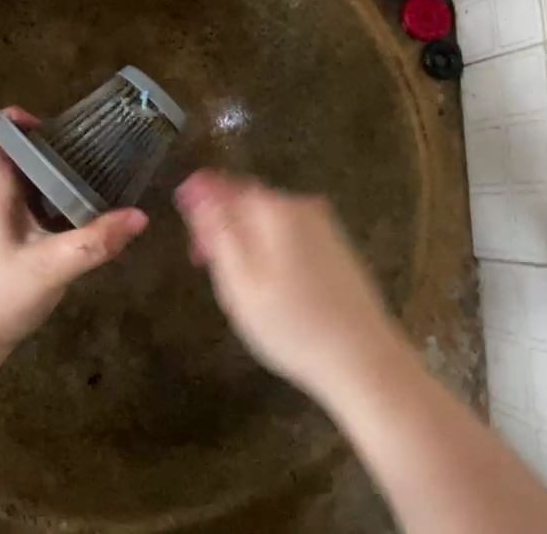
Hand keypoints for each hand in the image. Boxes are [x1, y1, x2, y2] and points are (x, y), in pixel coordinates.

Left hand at [0, 108, 148, 355]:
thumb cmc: (0, 295)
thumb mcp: (52, 268)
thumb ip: (94, 244)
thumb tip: (139, 216)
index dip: (11, 119)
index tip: (49, 125)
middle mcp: (2, 198)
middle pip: (18, 152)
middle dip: (50, 141)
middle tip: (89, 147)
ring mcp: (10, 219)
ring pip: (32, 177)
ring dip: (59, 169)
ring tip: (98, 171)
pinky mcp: (20, 238)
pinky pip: (42, 203)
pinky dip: (64, 196)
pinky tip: (91, 209)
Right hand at [175, 169, 414, 402]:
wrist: (365, 360)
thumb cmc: (292, 324)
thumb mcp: (240, 281)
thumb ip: (218, 231)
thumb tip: (199, 190)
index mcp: (275, 209)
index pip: (226, 187)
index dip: (200, 198)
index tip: (182, 215)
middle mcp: (302, 207)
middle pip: (249, 202)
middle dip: (223, 222)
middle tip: (202, 260)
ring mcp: (325, 227)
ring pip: (270, 221)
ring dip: (246, 237)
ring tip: (233, 279)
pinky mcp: (338, 250)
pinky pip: (291, 236)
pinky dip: (271, 249)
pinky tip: (269, 285)